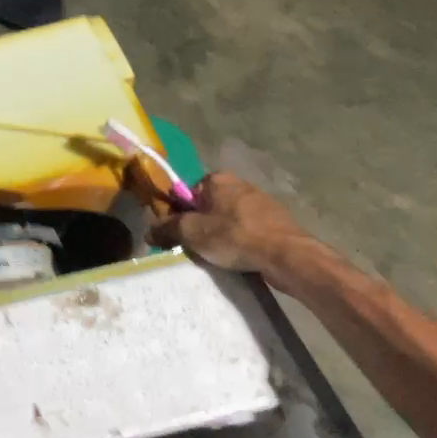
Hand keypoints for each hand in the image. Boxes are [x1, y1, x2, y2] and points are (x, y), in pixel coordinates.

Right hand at [147, 173, 309, 272]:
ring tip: (216, 257)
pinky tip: (238, 259)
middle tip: (194, 248)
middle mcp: (238, 184)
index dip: (177, 214)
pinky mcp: (275, 221)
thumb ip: (167, 228)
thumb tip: (148, 230)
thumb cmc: (235, 237)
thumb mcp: (192, 233)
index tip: (175, 235)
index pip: (185, 193)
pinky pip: (247, 230)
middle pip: (206, 206)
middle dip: (199, 226)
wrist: (287, 256)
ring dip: (220, 235)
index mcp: (216, 178)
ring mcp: (260, 202)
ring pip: (227, 219)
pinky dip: (240, 242)